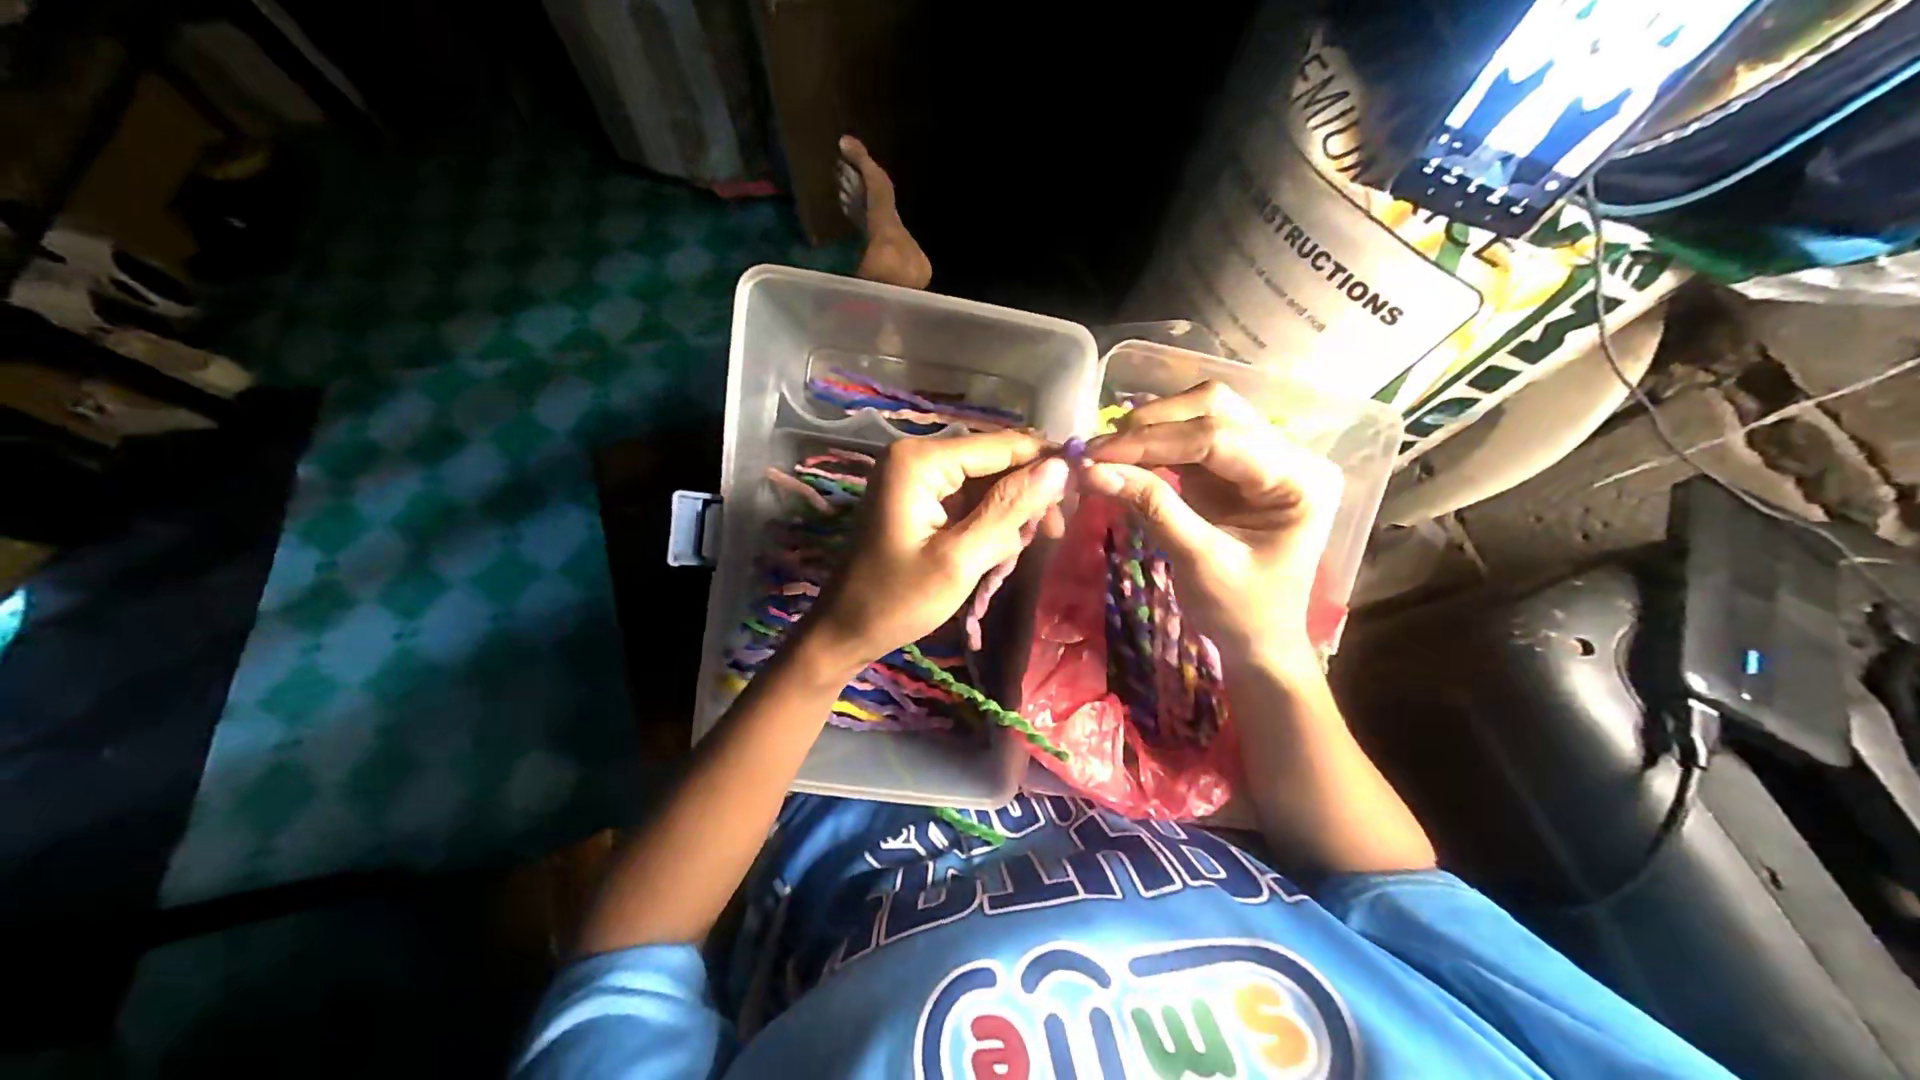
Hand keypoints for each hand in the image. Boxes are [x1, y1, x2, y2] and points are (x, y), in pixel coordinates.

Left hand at [807, 431, 1068, 669]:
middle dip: (1027, 494)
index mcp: (920, 460)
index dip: (1046, 463)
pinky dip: (989, 523)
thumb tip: (1059, 467)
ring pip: (986, 481)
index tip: (1084, 490)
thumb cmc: (898, 600)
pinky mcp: (920, 499)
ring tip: (1021, 548)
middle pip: (995, 460)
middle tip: (1052, 533)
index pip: (1002, 445)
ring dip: (1010, 513)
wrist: (845, 630)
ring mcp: (917, 477)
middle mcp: (918, 456)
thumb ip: (1009, 510)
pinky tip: (999, 550)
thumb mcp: (960, 559)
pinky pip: (969, 499)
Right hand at [1081, 381, 1342, 667]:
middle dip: (1154, 424)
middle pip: (1216, 409)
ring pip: (1202, 413)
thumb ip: (1152, 508)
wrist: (1259, 640)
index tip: (1098, 453)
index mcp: (1299, 480)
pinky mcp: (1236, 466)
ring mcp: (1263, 456)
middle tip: (1100, 449)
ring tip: (1107, 450)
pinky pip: (1192, 436)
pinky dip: (1156, 441)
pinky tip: (1124, 451)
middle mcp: (1290, 455)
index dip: (1154, 441)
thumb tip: (1092, 470)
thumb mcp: (1197, 562)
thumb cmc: (1241, 611)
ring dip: (1152, 426)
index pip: (1219, 439)